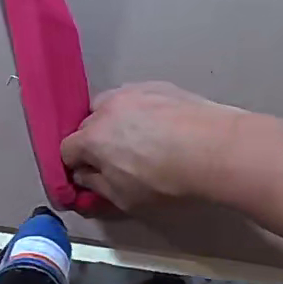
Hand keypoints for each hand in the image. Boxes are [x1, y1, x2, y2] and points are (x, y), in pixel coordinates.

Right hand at [60, 82, 245, 209]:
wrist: (215, 149)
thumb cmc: (166, 181)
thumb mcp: (125, 198)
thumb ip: (97, 186)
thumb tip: (83, 176)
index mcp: (91, 139)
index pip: (66, 150)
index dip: (75, 165)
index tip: (90, 176)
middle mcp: (106, 109)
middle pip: (87, 125)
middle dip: (94, 142)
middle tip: (115, 159)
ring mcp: (132, 93)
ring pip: (110, 106)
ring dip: (114, 121)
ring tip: (138, 139)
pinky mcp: (158, 86)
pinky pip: (137, 98)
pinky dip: (140, 110)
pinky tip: (161, 126)